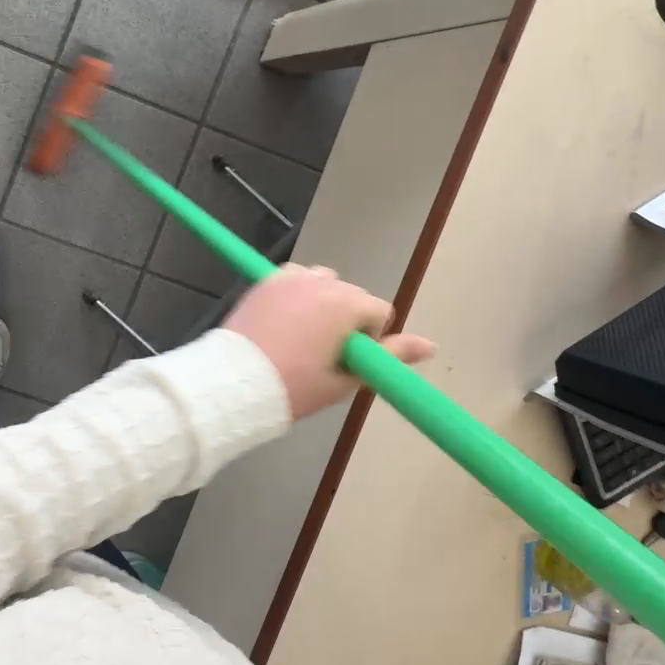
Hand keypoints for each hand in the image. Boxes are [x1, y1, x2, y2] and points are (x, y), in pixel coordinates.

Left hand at [223, 264, 434, 419]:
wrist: (234, 381)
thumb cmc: (293, 386)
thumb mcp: (345, 379)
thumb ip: (389, 356)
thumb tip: (431, 345)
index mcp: (345, 304)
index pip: (379, 312)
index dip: (368, 339)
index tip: (344, 360)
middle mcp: (320, 282)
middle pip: (351, 295)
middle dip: (345, 319)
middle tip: (321, 353)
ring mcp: (289, 278)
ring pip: (322, 283)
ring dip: (321, 303)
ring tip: (301, 336)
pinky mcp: (265, 281)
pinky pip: (293, 278)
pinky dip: (296, 293)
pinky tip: (283, 321)